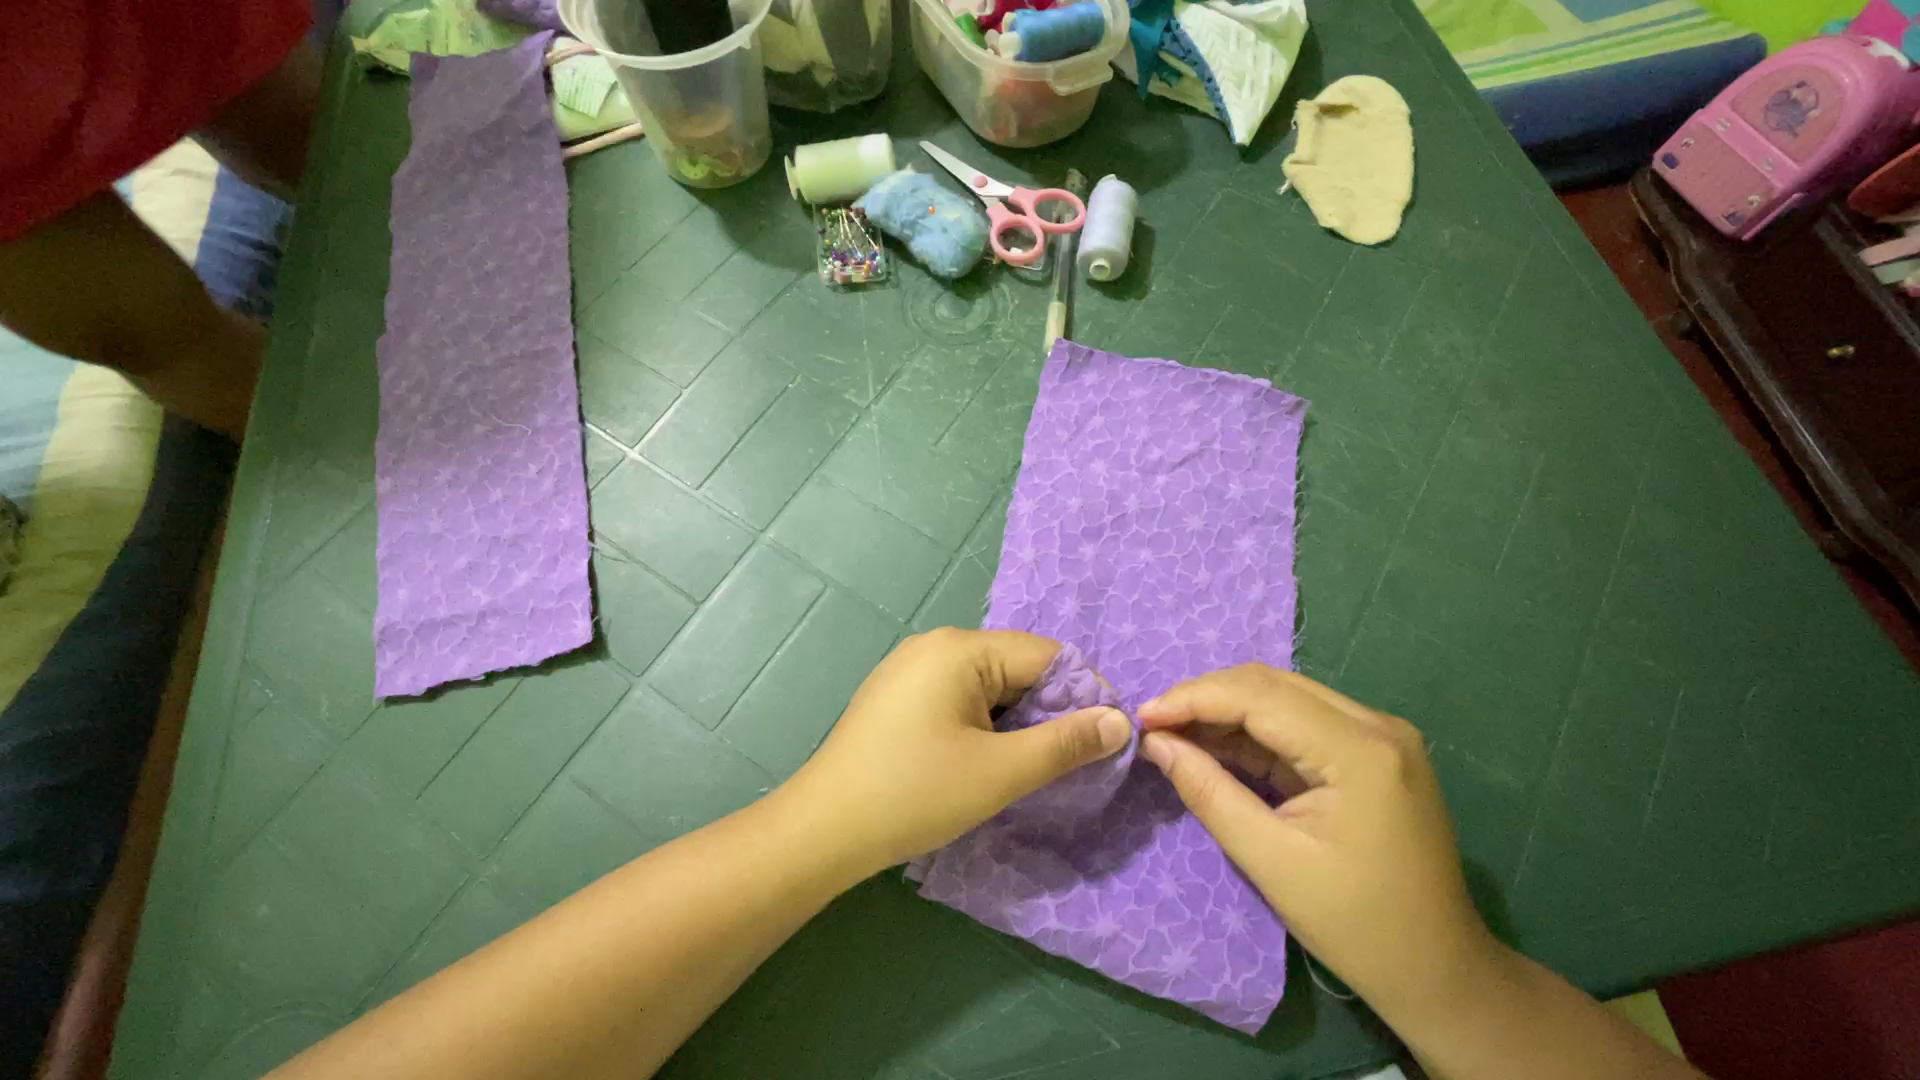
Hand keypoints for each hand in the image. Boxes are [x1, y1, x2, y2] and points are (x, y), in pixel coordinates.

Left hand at [786, 628, 1131, 874]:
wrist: (824, 829)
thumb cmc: (915, 793)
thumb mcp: (1000, 772)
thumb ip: (1065, 743)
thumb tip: (1120, 721)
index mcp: (960, 649)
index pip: (1046, 655)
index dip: (1085, 693)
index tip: (1109, 738)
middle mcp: (935, 645)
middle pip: (1016, 666)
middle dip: (1051, 709)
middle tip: (1074, 759)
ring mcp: (910, 669)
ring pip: (989, 685)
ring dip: (1018, 720)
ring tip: (1033, 765)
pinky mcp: (897, 696)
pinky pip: (959, 697)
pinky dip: (985, 723)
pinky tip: (987, 760)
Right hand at [1136, 665, 1501, 1014]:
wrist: (1439, 970)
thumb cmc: (1355, 924)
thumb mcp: (1270, 860)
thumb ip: (1209, 792)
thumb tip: (1156, 743)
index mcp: (1359, 750)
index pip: (1260, 696)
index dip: (1194, 699)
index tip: (1142, 716)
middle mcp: (1375, 725)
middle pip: (1272, 685)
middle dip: (1206, 698)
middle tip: (1154, 725)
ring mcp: (1379, 735)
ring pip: (1284, 697)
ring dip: (1227, 711)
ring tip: (1175, 734)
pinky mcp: (1373, 751)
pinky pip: (1301, 722)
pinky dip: (1255, 731)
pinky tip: (1217, 746)